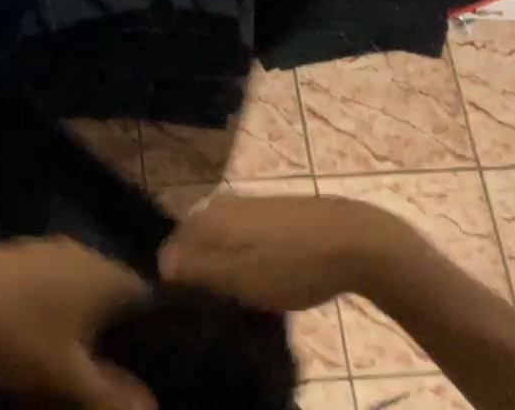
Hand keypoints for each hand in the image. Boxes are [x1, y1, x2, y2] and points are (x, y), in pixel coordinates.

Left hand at [0, 237, 156, 409]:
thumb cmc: (15, 338)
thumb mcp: (67, 378)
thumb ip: (113, 396)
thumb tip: (151, 407)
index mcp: (101, 273)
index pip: (144, 296)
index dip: (149, 332)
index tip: (143, 364)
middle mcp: (79, 251)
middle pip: (112, 290)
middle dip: (113, 327)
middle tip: (106, 367)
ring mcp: (44, 248)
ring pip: (79, 284)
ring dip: (81, 316)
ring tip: (72, 355)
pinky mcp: (16, 253)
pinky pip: (51, 279)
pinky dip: (53, 304)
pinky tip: (36, 331)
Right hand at [159, 194, 413, 311]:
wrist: (354, 240)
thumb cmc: (290, 264)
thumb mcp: (237, 277)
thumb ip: (193, 270)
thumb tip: (160, 266)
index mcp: (203, 216)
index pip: (168, 254)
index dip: (178, 285)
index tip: (199, 310)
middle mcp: (216, 204)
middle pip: (193, 248)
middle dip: (202, 277)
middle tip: (224, 307)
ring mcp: (243, 206)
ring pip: (218, 245)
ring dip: (226, 271)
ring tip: (248, 299)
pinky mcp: (268, 213)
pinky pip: (241, 241)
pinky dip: (246, 261)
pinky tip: (267, 281)